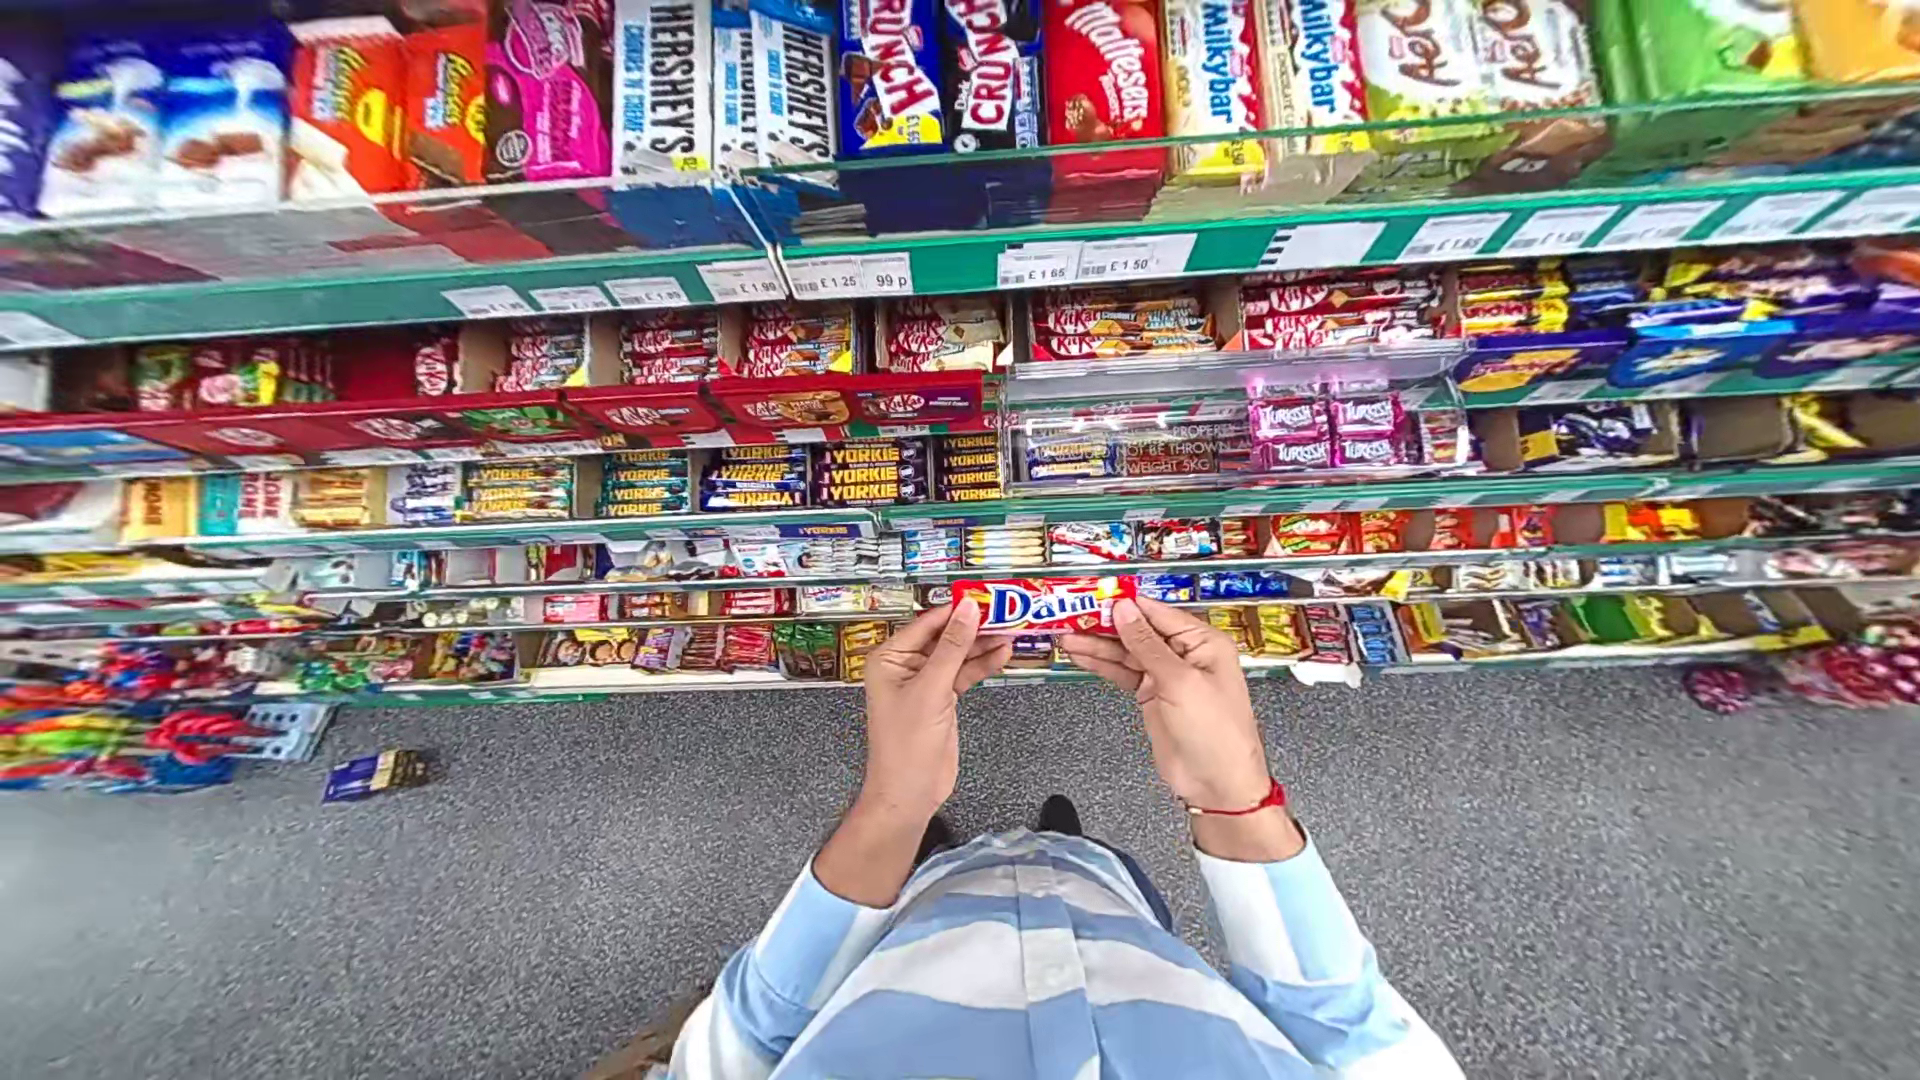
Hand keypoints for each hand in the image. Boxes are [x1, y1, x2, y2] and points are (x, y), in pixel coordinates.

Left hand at [859, 598, 1011, 818]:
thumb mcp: (931, 688)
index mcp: (889, 657)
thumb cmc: (906, 744)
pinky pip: (964, 672)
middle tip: (1003, 612)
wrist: (910, 792)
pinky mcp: (942, 696)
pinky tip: (1001, 653)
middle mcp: (905, 665)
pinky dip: (982, 664)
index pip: (927, 623)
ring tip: (1010, 629)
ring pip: (958, 654)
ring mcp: (925, 681)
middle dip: (973, 626)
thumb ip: (953, 647)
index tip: (983, 596)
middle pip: (945, 636)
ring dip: (982, 644)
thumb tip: (968, 609)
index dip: (955, 609)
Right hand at [1061, 597, 1271, 811]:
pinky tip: (1082, 655)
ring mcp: (1166, 674)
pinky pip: (1121, 671)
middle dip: (1105, 624)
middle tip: (1075, 616)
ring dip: (1096, 644)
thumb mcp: (1180, 681)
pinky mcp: (1151, 693)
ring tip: (1069, 636)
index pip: (1157, 612)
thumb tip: (1125, 612)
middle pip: (1137, 630)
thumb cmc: (1219, 735)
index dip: (1126, 604)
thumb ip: (1147, 644)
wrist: (1216, 784)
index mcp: (1202, 642)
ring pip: (1125, 651)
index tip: (1098, 597)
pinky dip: (1101, 664)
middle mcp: (1184, 654)